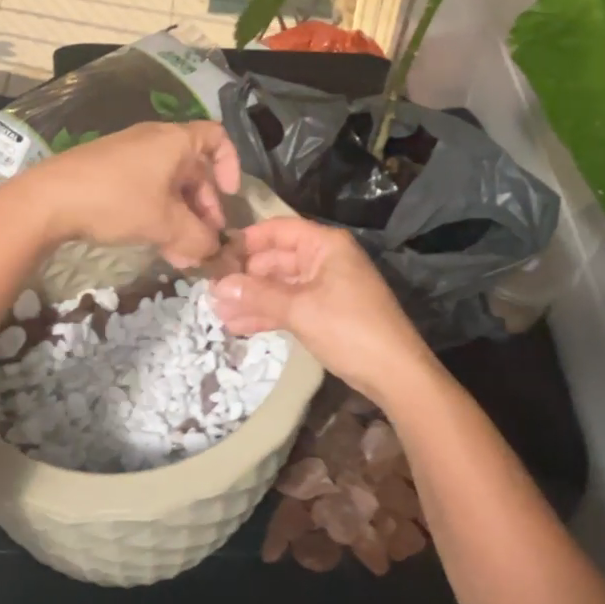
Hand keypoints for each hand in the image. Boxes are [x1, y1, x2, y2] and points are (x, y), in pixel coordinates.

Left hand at [10, 121, 240, 264]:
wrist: (48, 199)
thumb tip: (213, 252)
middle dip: (204, 207)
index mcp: (175, 141)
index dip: (231, 164)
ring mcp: (131, 155)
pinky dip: (159, 213)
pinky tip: (156, 244)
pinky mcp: (110, 171)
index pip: (217, 138)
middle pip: (195, 169)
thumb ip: (197, 238)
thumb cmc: (116, 200)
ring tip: (181, 254)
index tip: (229, 195)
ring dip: (182, 217)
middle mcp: (156, 140)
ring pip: (171, 184)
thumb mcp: (164, 223)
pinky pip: (148, 188)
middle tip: (204, 242)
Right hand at [211, 218, 436, 404]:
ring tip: (217, 313)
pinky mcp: (326, 312)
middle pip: (277, 258)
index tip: (216, 255)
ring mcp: (326, 287)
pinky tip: (238, 326)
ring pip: (281, 285)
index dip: (247, 240)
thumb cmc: (348, 328)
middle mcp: (325, 259)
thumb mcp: (299, 309)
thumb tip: (219, 285)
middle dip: (245, 275)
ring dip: (252, 298)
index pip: (278, 230)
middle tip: (210, 291)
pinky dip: (267, 314)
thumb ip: (258, 295)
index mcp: (325, 245)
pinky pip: (290, 305)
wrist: (395, 372)